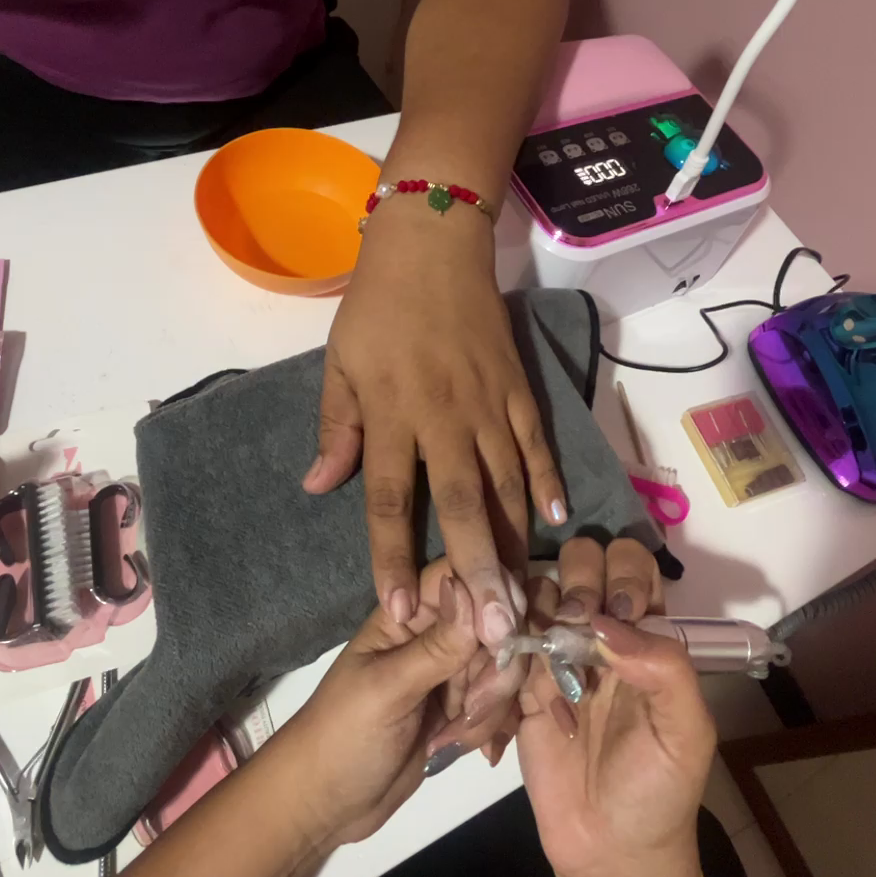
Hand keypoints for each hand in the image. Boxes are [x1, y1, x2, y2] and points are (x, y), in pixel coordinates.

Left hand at [266, 565, 483, 846]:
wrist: (326, 804)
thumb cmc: (343, 737)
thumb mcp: (388, 690)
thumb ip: (437, 645)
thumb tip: (470, 585)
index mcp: (407, 611)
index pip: (461, 574)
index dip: (493, 594)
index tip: (505, 636)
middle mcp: (435, 630)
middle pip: (496, 621)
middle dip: (496, 668)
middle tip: (471, 708)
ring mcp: (452, 668)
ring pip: (504, 664)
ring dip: (490, 705)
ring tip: (451, 738)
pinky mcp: (463, 703)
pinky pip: (499, 699)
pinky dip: (490, 726)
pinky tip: (459, 749)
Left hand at [306, 202, 566, 710]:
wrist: (432, 246)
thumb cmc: (377, 307)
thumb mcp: (340, 363)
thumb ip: (337, 428)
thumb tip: (319, 487)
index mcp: (392, 416)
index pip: (388, 501)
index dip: (391, 559)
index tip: (400, 613)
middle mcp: (443, 421)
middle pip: (461, 505)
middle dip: (475, 570)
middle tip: (494, 630)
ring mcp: (489, 406)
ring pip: (507, 484)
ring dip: (515, 540)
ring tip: (524, 594)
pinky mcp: (520, 389)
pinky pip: (536, 444)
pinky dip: (547, 483)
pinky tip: (556, 522)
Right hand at [517, 538, 713, 876]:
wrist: (608, 849)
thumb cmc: (658, 790)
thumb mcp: (686, 732)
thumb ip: (666, 668)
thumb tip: (609, 624)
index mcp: (646, 636)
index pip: (634, 566)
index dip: (623, 572)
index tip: (618, 610)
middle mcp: (601, 632)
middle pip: (581, 564)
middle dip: (578, 580)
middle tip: (575, 624)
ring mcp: (558, 652)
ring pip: (539, 590)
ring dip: (540, 608)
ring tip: (549, 655)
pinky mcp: (522, 680)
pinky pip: (508, 637)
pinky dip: (509, 643)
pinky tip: (525, 680)